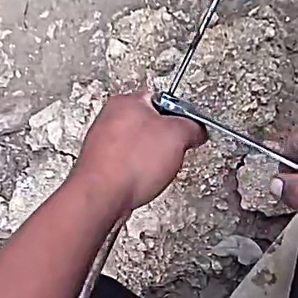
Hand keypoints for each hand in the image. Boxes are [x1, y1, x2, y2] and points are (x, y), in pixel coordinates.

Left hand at [70, 94, 206, 213]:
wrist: (101, 196)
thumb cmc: (129, 164)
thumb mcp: (177, 136)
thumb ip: (191, 127)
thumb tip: (197, 129)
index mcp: (127, 102)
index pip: (163, 100)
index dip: (181, 118)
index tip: (189, 131)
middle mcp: (109, 118)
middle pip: (150, 125)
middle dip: (164, 142)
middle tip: (169, 153)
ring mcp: (102, 143)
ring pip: (138, 148)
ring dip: (149, 160)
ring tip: (151, 170)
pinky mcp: (101, 166)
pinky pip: (127, 166)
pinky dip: (136, 174)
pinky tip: (138, 181)